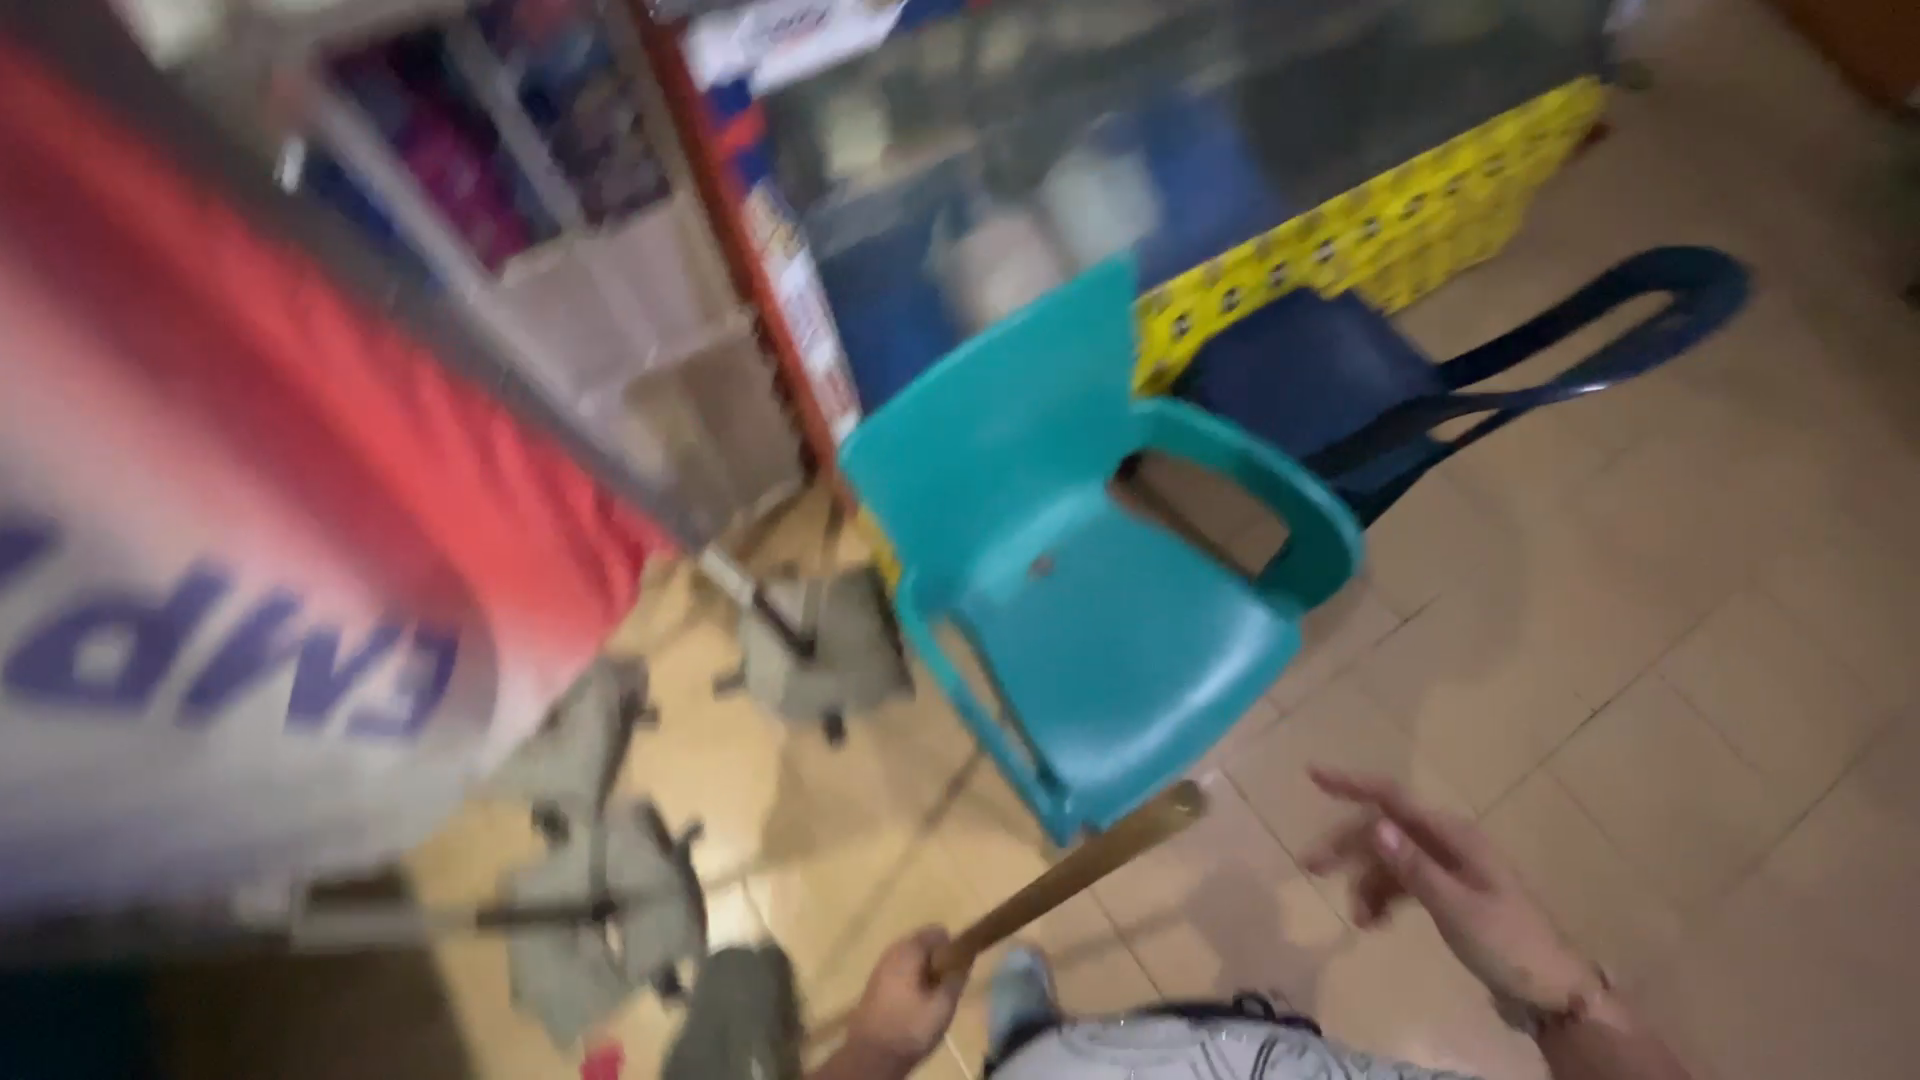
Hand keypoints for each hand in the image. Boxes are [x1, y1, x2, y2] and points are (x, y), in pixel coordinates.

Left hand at [846, 927, 969, 1070]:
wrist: (870, 1056)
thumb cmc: (909, 1028)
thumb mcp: (943, 1006)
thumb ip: (957, 978)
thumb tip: (966, 958)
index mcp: (910, 948)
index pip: (938, 932)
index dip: (952, 948)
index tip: (958, 971)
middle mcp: (893, 949)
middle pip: (925, 945)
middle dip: (938, 962)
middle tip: (945, 989)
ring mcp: (882, 965)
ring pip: (913, 960)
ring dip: (925, 974)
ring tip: (932, 1000)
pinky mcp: (875, 983)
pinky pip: (901, 972)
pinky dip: (912, 982)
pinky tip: (915, 1006)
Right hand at [1302, 767, 1601, 1009]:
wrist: (1556, 996)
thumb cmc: (1510, 945)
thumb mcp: (1457, 908)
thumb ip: (1413, 866)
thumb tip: (1373, 824)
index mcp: (1453, 835)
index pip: (1392, 797)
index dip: (1350, 783)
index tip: (1311, 773)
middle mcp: (1446, 842)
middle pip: (1382, 830)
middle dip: (1346, 846)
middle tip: (1312, 867)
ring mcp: (1446, 866)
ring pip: (1387, 858)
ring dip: (1364, 881)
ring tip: (1356, 916)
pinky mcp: (1446, 891)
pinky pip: (1400, 881)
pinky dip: (1382, 897)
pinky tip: (1373, 922)